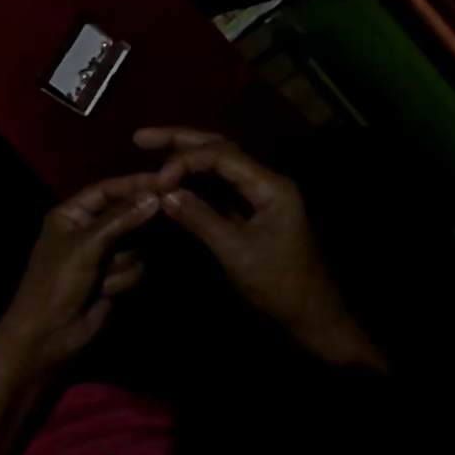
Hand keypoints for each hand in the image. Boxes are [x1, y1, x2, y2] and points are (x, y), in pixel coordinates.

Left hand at [0, 174, 161, 374]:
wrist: (48, 335)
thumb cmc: (58, 282)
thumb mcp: (86, 245)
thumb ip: (121, 219)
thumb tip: (155, 197)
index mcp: (72, 214)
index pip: (107, 190)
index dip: (134, 185)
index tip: (164, 180)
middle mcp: (88, 230)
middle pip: (126, 215)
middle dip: (134, 226)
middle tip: (162, 216)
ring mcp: (102, 255)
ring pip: (135, 245)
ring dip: (122, 262)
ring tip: (102, 278)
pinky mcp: (114, 278)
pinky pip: (135, 268)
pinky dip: (122, 280)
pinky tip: (105, 292)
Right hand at [136, 128, 387, 372]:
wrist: (313, 316)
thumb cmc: (281, 286)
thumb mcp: (237, 254)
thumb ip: (200, 219)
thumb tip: (164, 193)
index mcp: (270, 186)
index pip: (222, 156)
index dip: (185, 161)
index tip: (157, 180)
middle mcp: (265, 181)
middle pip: (219, 149)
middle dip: (180, 141)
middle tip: (140, 137)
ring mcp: (258, 195)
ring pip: (217, 165)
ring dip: (185, 157)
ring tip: (149, 149)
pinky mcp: (250, 211)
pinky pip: (218, 187)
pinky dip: (193, 181)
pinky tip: (170, 180)